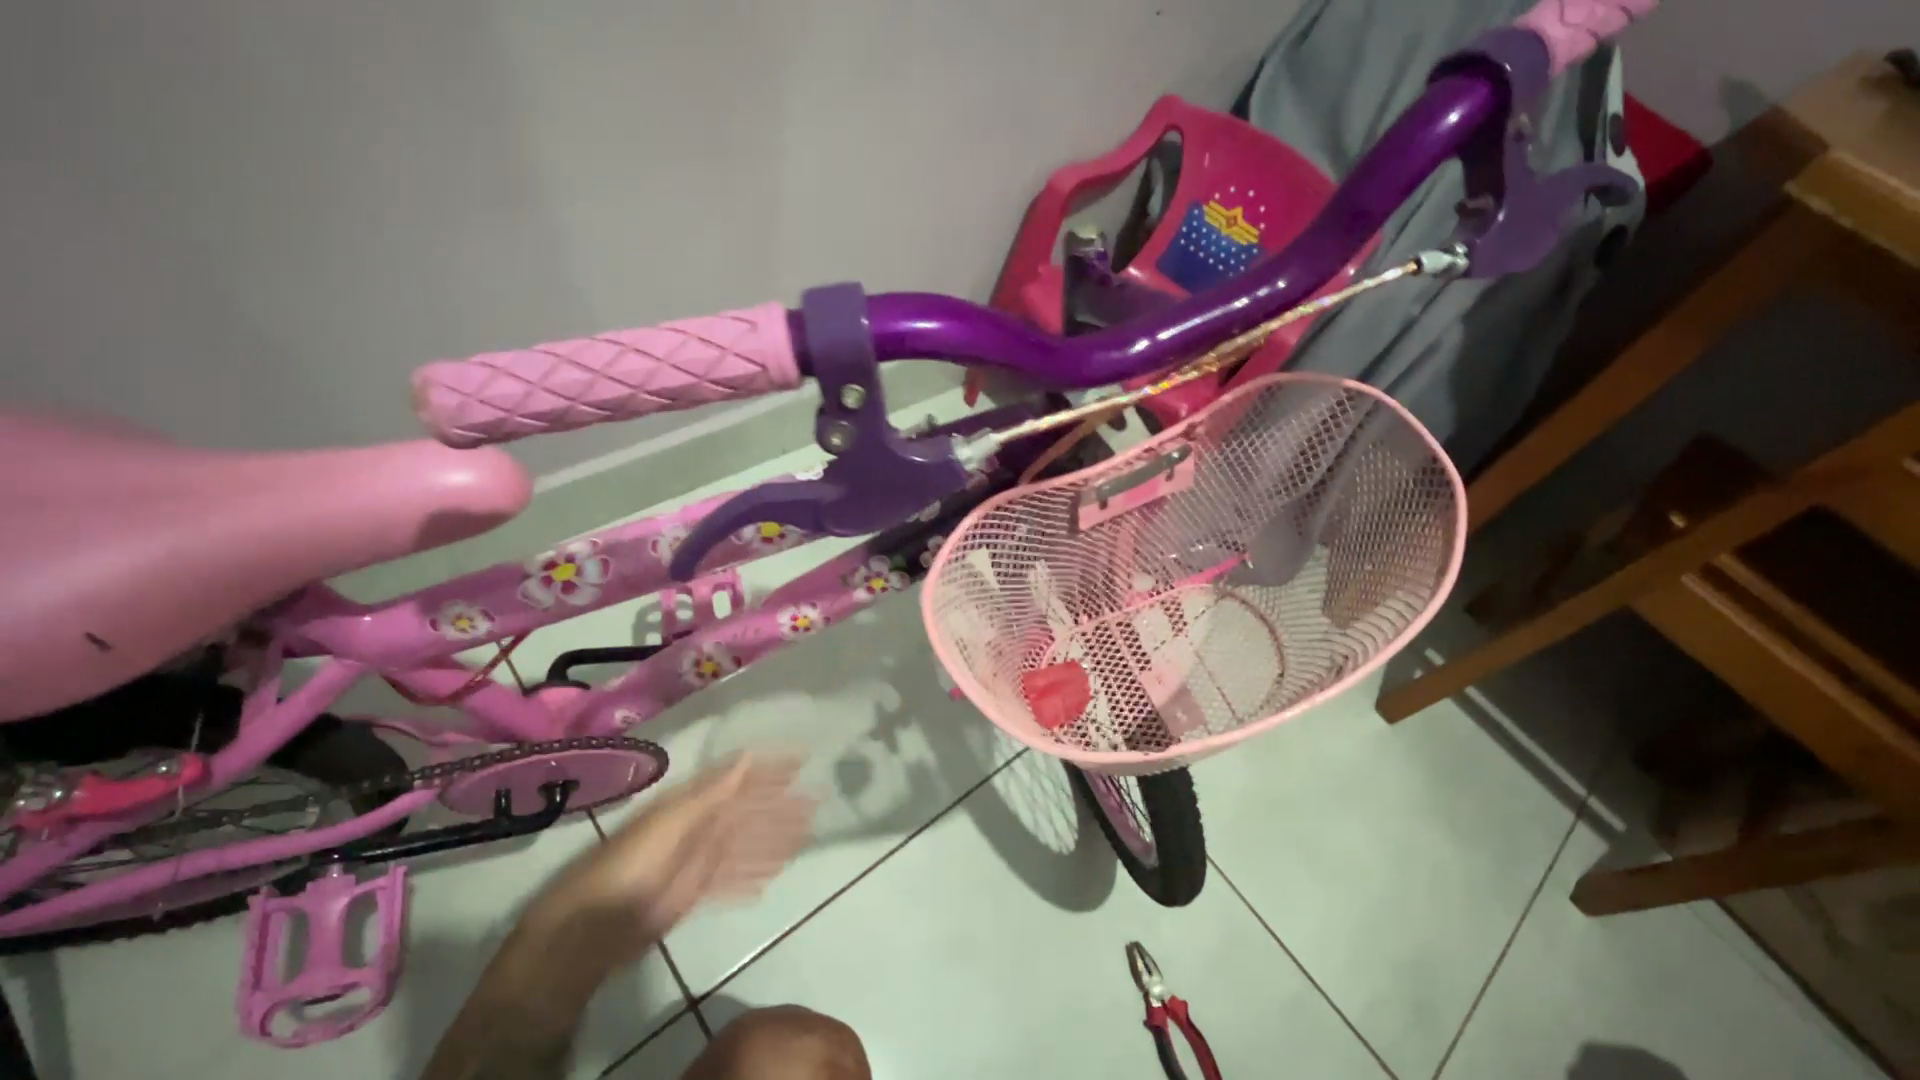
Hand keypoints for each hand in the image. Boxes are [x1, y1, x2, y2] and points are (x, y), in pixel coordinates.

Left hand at [520, 754, 815, 983]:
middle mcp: (698, 827)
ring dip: (774, 840)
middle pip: (748, 814)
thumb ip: (711, 793)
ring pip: (745, 847)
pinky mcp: (693, 894)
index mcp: (691, 804)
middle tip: (818, 802)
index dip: (770, 769)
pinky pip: (731, 880)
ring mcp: (696, 861)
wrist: (591, 928)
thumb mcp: (670, 823)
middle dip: (781, 807)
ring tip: (807, 836)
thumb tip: (748, 755)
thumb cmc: (628, 867)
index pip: (739, 780)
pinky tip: (771, 878)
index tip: (803, 759)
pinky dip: (751, 877)